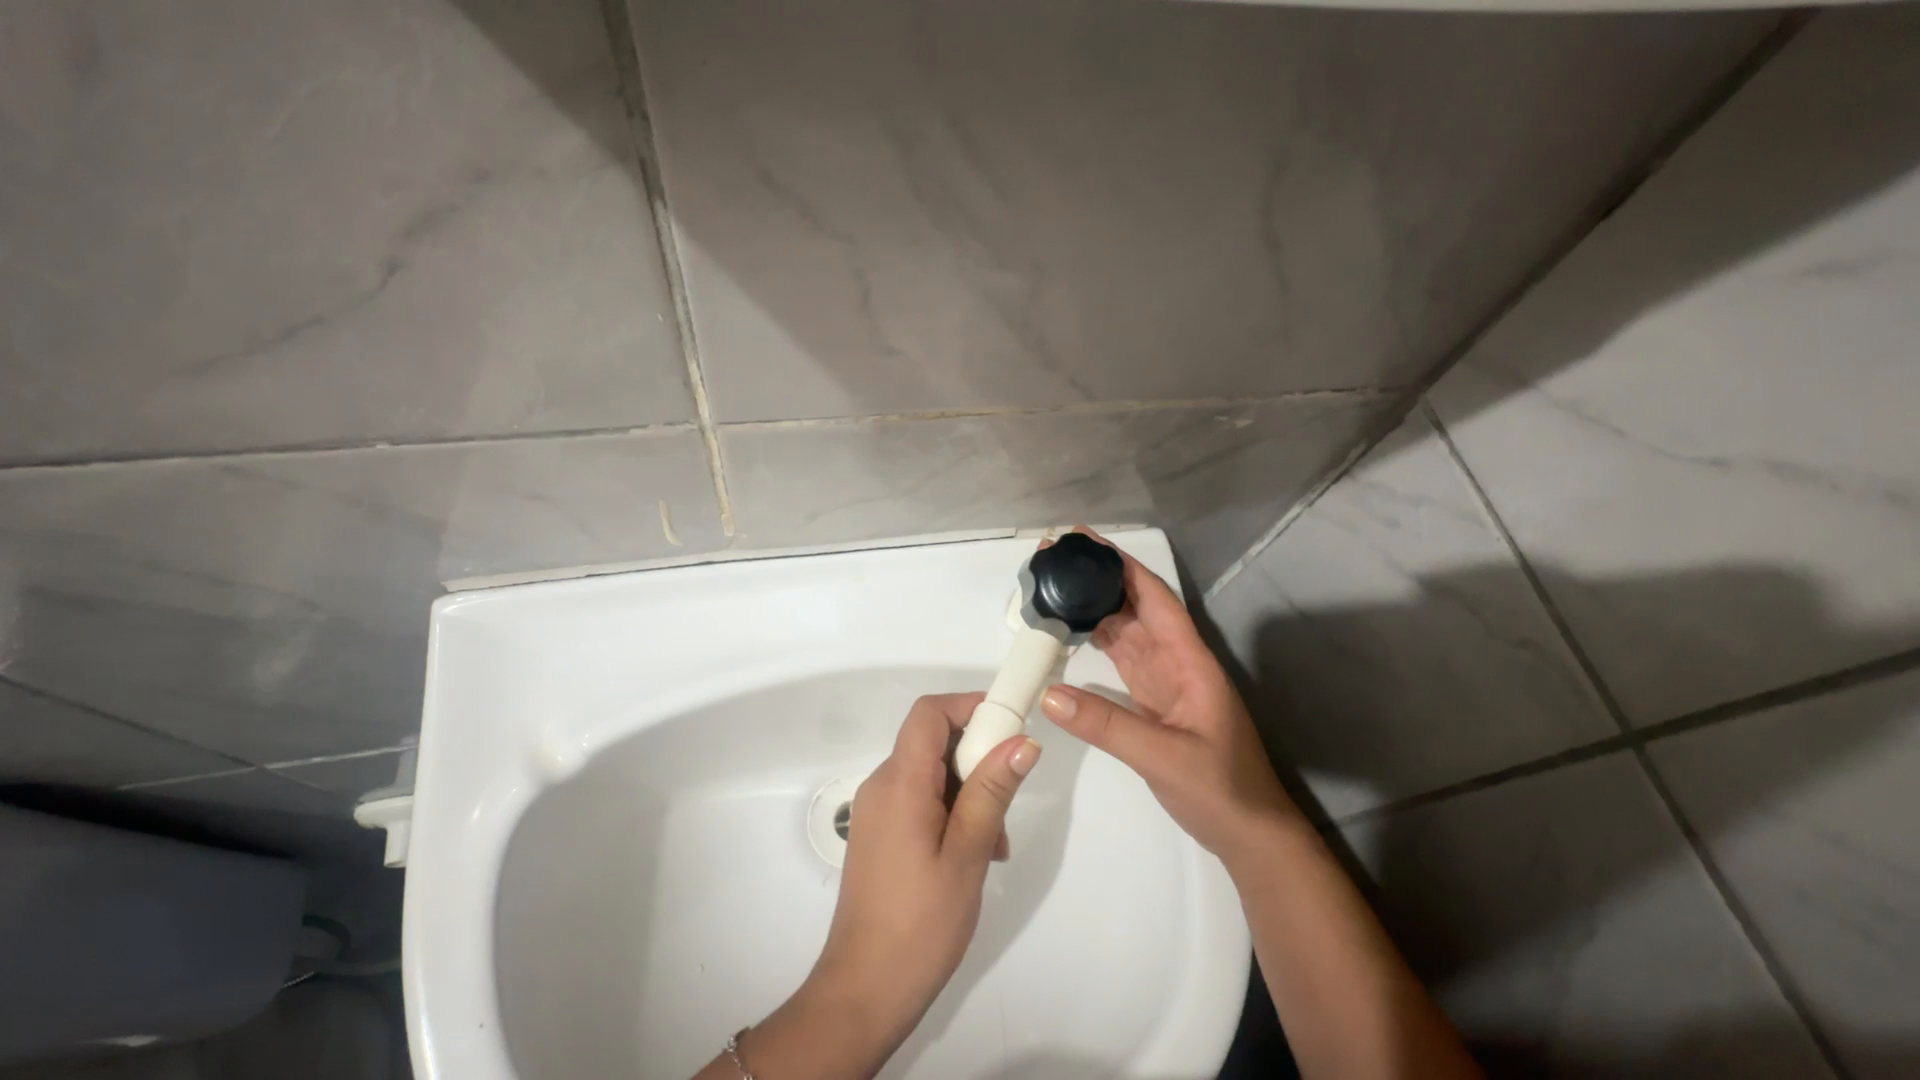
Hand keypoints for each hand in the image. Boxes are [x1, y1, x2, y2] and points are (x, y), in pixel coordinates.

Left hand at [803, 693, 1040, 1052]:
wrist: (865, 989)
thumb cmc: (921, 922)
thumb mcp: (968, 853)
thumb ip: (992, 791)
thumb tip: (1022, 740)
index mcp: (898, 783)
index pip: (929, 713)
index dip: (970, 706)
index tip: (1012, 726)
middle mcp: (881, 787)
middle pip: (933, 742)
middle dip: (978, 759)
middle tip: (1009, 802)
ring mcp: (878, 813)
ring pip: (931, 775)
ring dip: (970, 792)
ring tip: (995, 844)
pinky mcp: (881, 836)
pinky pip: (921, 802)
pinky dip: (953, 813)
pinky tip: (975, 855)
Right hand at [1039, 530, 1298, 867]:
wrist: (1252, 834)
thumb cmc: (1221, 791)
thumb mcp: (1165, 758)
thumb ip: (1108, 727)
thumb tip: (1049, 695)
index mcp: (1190, 662)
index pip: (1154, 599)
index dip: (1121, 566)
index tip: (1084, 539)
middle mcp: (1178, 664)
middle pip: (1136, 608)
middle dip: (1098, 580)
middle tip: (1052, 558)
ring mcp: (1167, 684)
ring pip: (1127, 633)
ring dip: (1094, 608)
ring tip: (1054, 586)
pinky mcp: (1155, 706)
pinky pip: (1122, 663)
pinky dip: (1097, 644)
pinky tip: (1072, 635)